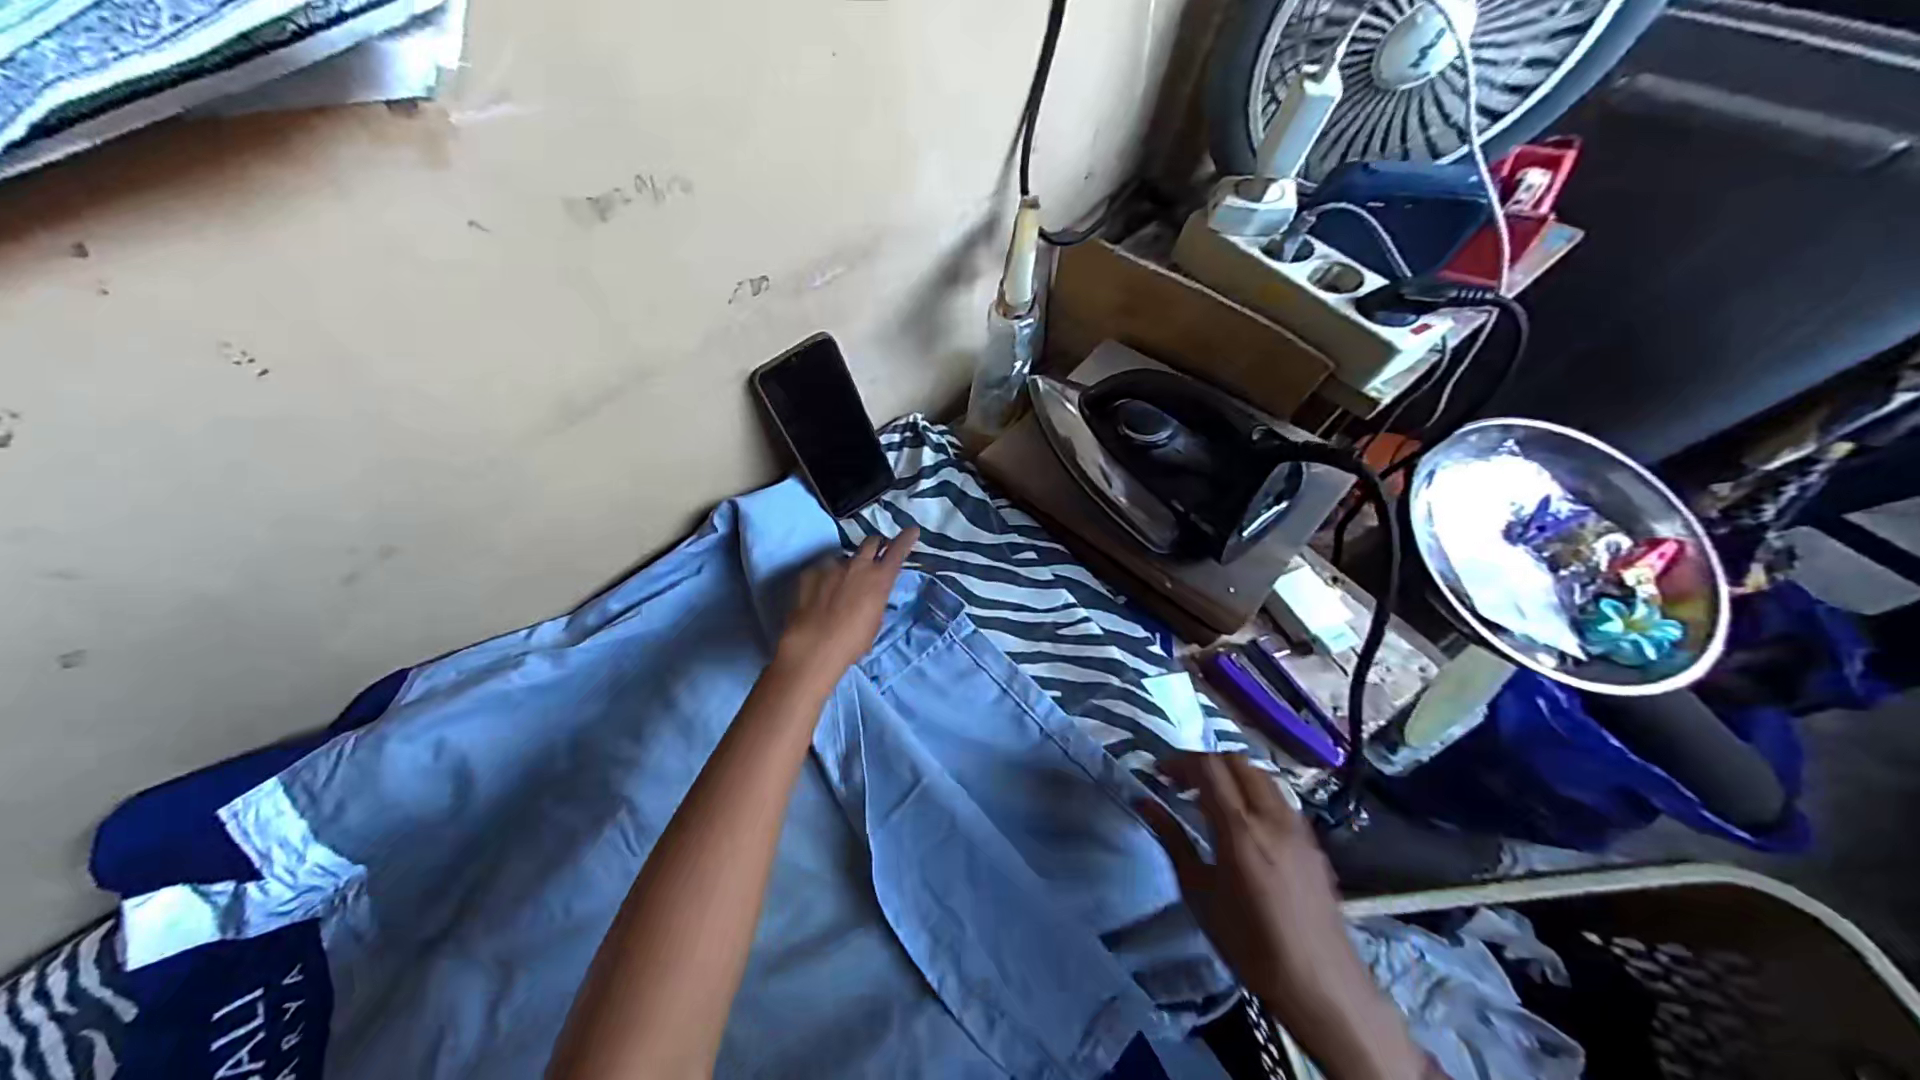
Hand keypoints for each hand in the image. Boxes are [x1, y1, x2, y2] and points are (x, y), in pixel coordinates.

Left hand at [774, 527, 919, 683]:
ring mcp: (832, 566)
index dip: (906, 538)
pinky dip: (824, 578)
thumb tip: (871, 594)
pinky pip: (822, 569)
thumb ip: (875, 599)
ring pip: (844, 557)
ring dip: (847, 566)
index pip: (898, 550)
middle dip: (876, 545)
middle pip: (871, 542)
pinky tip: (818, 595)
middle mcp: (858, 565)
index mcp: (879, 579)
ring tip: (839, 587)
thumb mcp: (874, 621)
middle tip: (875, 555)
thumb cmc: (852, 641)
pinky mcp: (810, 571)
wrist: (814, 646)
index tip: (911, 530)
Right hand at [1139, 754, 1428, 1079]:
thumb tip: (1145, 803)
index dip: (1180, 761)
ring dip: (1230, 773)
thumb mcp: (1199, 892)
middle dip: (1204, 762)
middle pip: (1236, 761)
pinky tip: (1242, 818)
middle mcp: (1272, 816)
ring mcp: (1297, 826)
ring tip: (1209, 796)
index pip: (1209, 768)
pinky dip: (1253, 790)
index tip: (1159, 772)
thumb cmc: (1248, 944)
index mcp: (1240, 829)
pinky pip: (1279, 796)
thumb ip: (1173, 839)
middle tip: (1180, 781)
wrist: (1319, 983)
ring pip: (1261, 774)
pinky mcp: (1312, 840)